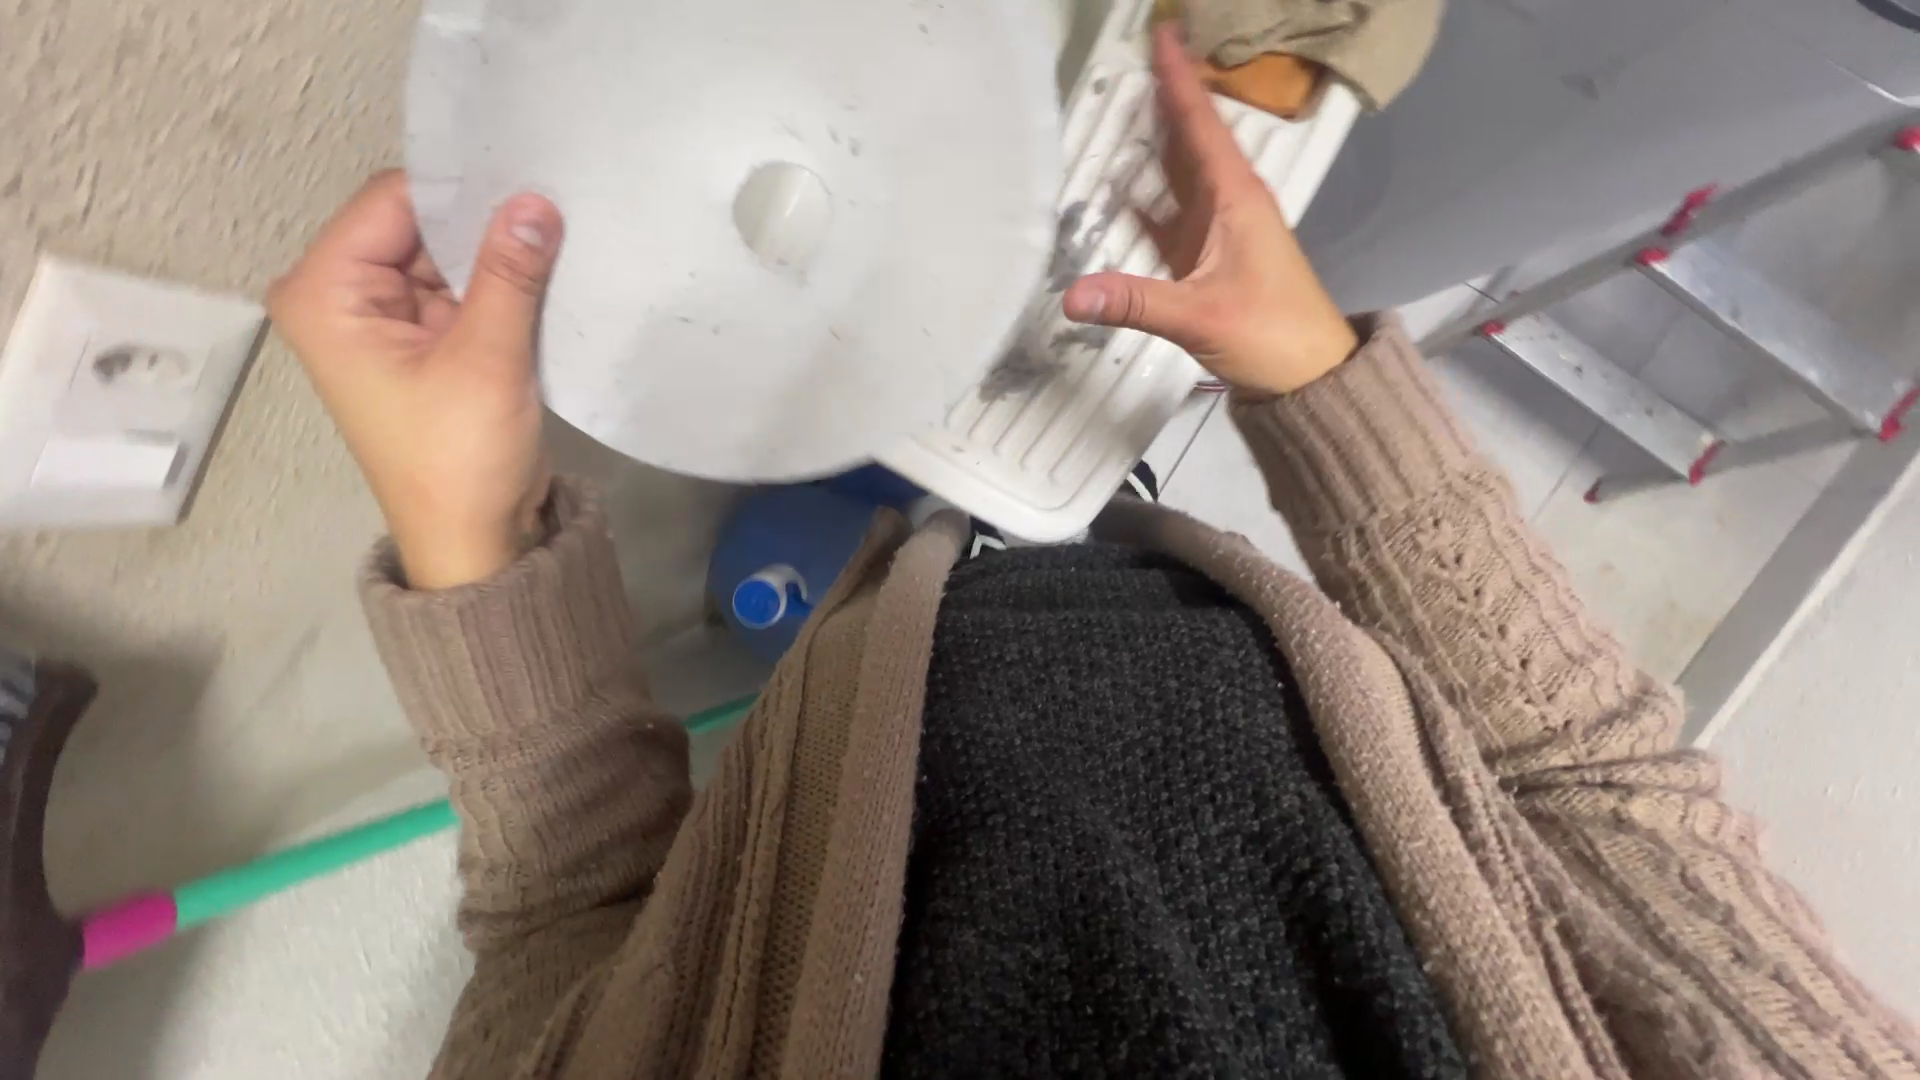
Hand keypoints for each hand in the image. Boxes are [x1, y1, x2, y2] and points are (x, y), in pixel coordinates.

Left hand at [269, 171, 565, 589]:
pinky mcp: (437, 349)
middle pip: (422, 231)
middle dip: (485, 225)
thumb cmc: (461, 455)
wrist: (477, 538)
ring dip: (503, 260)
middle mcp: (351, 300)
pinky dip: (509, 291)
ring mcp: (396, 326)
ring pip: (454, 264)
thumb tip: (536, 202)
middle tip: (557, 206)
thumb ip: (509, 277)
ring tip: (565, 240)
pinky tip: (553, 278)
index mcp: (328, 294)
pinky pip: (472, 298)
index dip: (460, 191)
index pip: (393, 205)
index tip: (529, 181)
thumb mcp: (486, 360)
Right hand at [1063, 24, 1357, 395]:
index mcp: (1234, 198)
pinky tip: (1120, 194)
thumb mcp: (1199, 316)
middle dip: (1164, 99)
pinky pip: (1169, 218)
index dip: (1178, 79)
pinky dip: (1146, 202)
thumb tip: (1070, 296)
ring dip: (1155, 145)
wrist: (1307, 374)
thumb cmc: (1269, 333)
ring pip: (1180, 176)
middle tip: (1132, 60)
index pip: (1200, 124)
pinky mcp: (1206, 261)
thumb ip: (1134, 302)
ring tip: (1121, 110)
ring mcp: (1217, 233)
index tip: (1162, 30)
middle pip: (1189, 139)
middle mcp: (1227, 204)